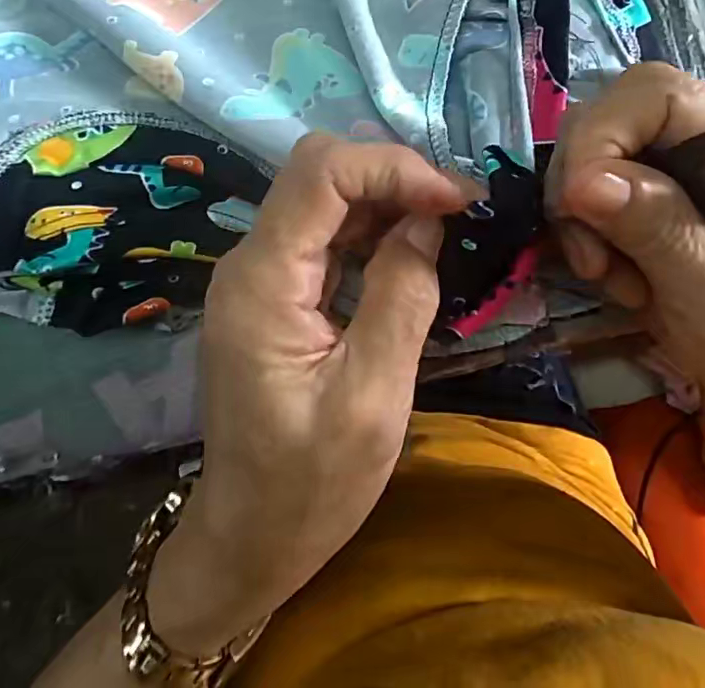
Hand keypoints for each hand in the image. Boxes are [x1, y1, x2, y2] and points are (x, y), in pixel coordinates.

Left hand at [147, 134, 469, 653]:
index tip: (455, 200)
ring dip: (385, 201)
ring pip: (322, 199)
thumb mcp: (372, 399)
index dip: (392, 168)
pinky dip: (369, 232)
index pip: (320, 174)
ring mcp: (257, 275)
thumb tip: (428, 221)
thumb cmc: (308, 485)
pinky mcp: (272, 292)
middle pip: (317, 174)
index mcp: (262, 281)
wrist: (248, 535)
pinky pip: (322, 237)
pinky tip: (408, 252)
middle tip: (457, 212)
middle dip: (391, 177)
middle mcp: (249, 262)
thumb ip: (402, 299)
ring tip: (446, 228)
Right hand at [545, 63, 704, 410]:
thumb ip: (659, 232)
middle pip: (619, 115)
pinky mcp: (668, 186)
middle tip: (590, 253)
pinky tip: (612, 268)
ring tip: (607, 272)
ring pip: (597, 147)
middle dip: (584, 180)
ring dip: (582, 210)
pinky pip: (598, 181)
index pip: (662, 94)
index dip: (602, 132)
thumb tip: (583, 183)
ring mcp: (698, 162)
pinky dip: (586, 223)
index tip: (576, 199)